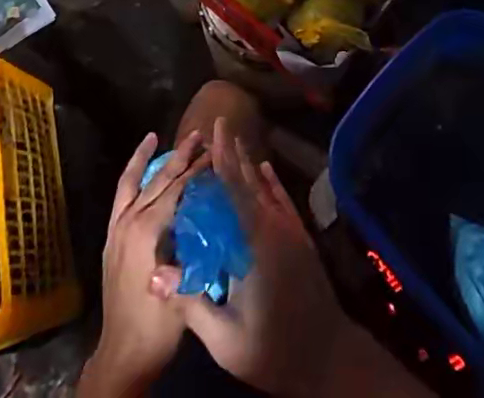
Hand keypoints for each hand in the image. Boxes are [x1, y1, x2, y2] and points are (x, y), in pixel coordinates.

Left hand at [80, 131, 203, 397]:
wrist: (124, 354)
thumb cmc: (159, 324)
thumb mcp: (185, 284)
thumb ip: (195, 247)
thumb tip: (211, 214)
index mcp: (147, 230)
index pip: (177, 188)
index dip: (197, 169)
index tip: (214, 151)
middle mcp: (128, 222)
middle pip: (157, 180)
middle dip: (179, 156)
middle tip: (198, 135)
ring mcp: (116, 230)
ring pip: (130, 183)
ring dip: (145, 158)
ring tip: (154, 136)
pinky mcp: (111, 239)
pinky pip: (120, 198)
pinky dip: (129, 178)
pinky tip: (139, 171)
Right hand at [159, 118, 347, 396]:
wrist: (330, 360)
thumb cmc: (274, 351)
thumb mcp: (226, 338)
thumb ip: (191, 303)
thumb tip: (154, 274)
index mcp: (257, 243)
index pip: (236, 191)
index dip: (223, 159)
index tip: (214, 130)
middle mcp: (276, 229)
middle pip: (252, 181)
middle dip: (234, 152)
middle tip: (220, 123)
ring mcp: (292, 235)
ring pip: (267, 189)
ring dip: (250, 163)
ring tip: (236, 140)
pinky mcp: (300, 243)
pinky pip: (283, 203)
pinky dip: (272, 183)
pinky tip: (265, 169)